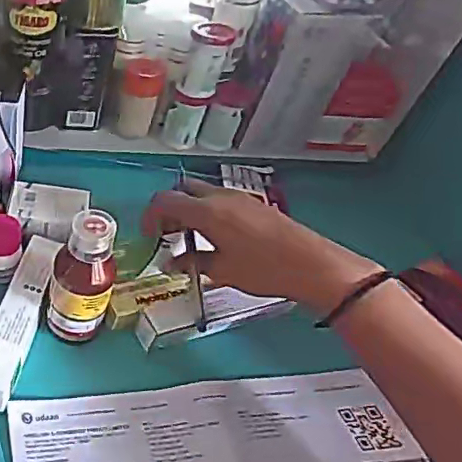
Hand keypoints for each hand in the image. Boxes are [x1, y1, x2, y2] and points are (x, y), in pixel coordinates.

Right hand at [142, 179, 382, 312]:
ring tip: (188, 240)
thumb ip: (193, 262)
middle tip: (166, 234)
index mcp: (207, 211)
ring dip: (189, 211)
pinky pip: (220, 201)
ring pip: (202, 194)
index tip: (149, 236)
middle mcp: (221, 197)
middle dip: (169, 209)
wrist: (312, 265)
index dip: (150, 216)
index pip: (165, 200)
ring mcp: (239, 198)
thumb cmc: (264, 269)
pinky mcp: (253, 205)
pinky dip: (207, 213)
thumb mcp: (222, 271)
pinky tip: (213, 239)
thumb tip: (172, 262)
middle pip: (183, 190)